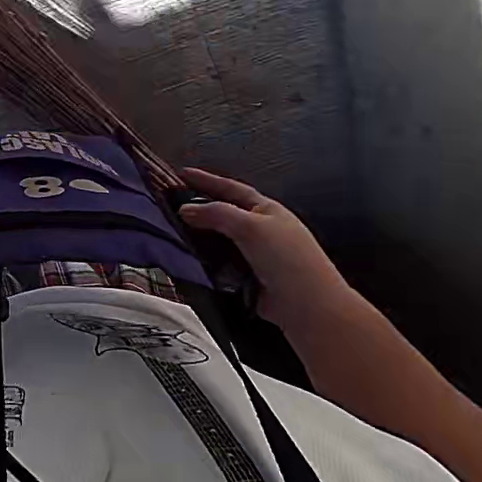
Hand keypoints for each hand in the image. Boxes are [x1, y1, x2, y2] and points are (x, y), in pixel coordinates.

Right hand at [176, 167, 348, 322]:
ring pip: (218, 240)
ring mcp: (254, 254)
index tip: (182, 174)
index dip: (206, 180)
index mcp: (266, 210)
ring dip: (200, 238)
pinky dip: (206, 261)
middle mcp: (260, 229)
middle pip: (222, 213)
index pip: (230, 188)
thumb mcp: (251, 226)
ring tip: (175, 233)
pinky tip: (192, 261)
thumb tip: (187, 209)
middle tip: (171, 205)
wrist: (309, 307)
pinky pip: (219, 264)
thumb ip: (216, 214)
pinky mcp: (247, 277)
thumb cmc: (291, 261)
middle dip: (198, 209)